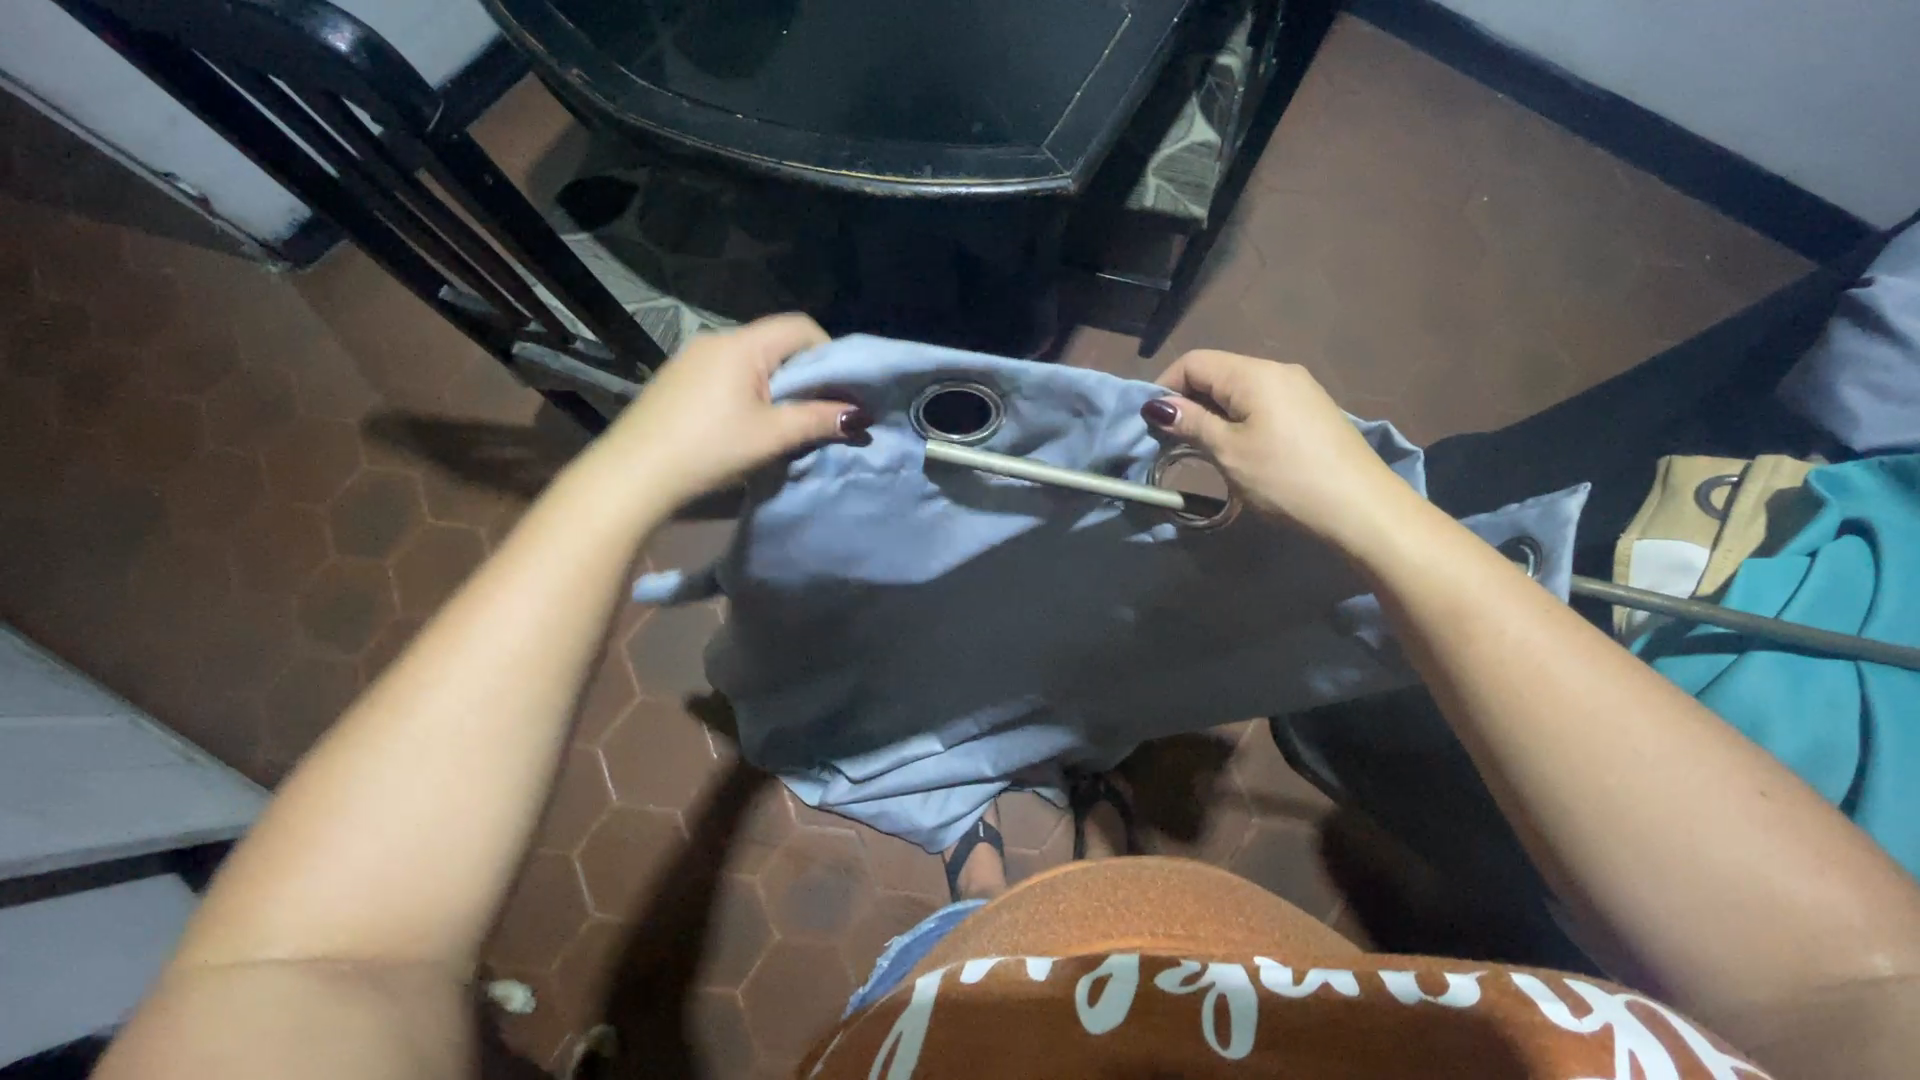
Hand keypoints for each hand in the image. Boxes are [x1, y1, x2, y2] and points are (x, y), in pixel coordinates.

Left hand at [593, 315, 868, 510]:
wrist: (632, 476)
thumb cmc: (709, 450)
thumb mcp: (772, 436)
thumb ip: (818, 420)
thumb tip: (860, 415)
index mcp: (742, 345)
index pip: (800, 326)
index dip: (829, 352)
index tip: (840, 390)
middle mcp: (716, 340)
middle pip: (776, 343)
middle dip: (804, 373)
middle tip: (818, 411)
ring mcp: (691, 358)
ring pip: (751, 360)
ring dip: (776, 385)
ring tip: (783, 423)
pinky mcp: (676, 379)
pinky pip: (726, 373)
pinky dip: (748, 391)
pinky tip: (744, 425)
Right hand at [1142, 349, 1416, 546]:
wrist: (1362, 509)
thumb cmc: (1286, 479)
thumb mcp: (1229, 452)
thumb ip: (1191, 422)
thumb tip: (1157, 406)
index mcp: (1254, 373)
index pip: (1194, 362)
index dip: (1165, 387)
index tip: (1149, 425)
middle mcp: (1278, 371)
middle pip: (1218, 373)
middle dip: (1187, 401)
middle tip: (1170, 442)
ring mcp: (1300, 391)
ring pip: (1240, 390)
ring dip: (1213, 413)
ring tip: (1201, 449)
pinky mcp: (1313, 413)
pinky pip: (1263, 404)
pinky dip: (1239, 420)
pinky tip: (1239, 450)